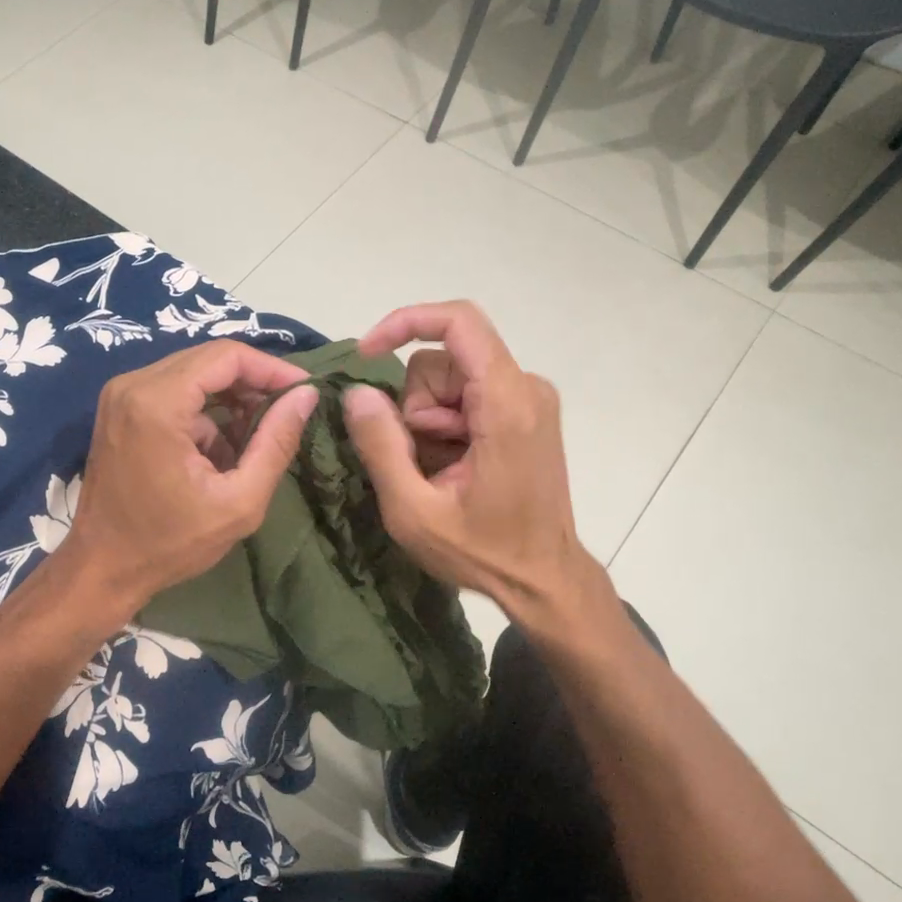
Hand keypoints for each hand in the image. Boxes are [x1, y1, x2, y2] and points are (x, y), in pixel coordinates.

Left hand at [54, 340, 318, 621]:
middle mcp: (133, 385)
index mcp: (157, 402)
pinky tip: (221, 450)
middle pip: (208, 359)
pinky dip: (203, 412)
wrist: (102, 567)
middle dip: (253, 381)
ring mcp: (121, 395)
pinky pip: (173, 391)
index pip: (226, 356)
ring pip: (192, 373)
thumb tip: (307, 396)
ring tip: (258, 437)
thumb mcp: (238, 502)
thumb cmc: (169, 543)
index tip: (306, 390)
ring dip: (230, 398)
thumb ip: (276, 443)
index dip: (272, 368)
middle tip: (288, 411)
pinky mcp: (119, 410)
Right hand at [343, 302, 606, 636]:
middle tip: (424, 463)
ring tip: (441, 471)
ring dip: (429, 421)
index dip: (406, 323)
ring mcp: (530, 398)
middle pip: (443, 360)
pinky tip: (455, 467)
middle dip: (415, 406)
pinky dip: (446, 426)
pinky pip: (465, 395)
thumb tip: (357, 392)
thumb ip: (381, 446)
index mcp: (507, 405)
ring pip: (449, 378)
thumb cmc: (482, 552)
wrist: (544, 579)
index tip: (366, 354)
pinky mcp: (526, 412)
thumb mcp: (413, 510)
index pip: (459, 322)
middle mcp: (527, 388)